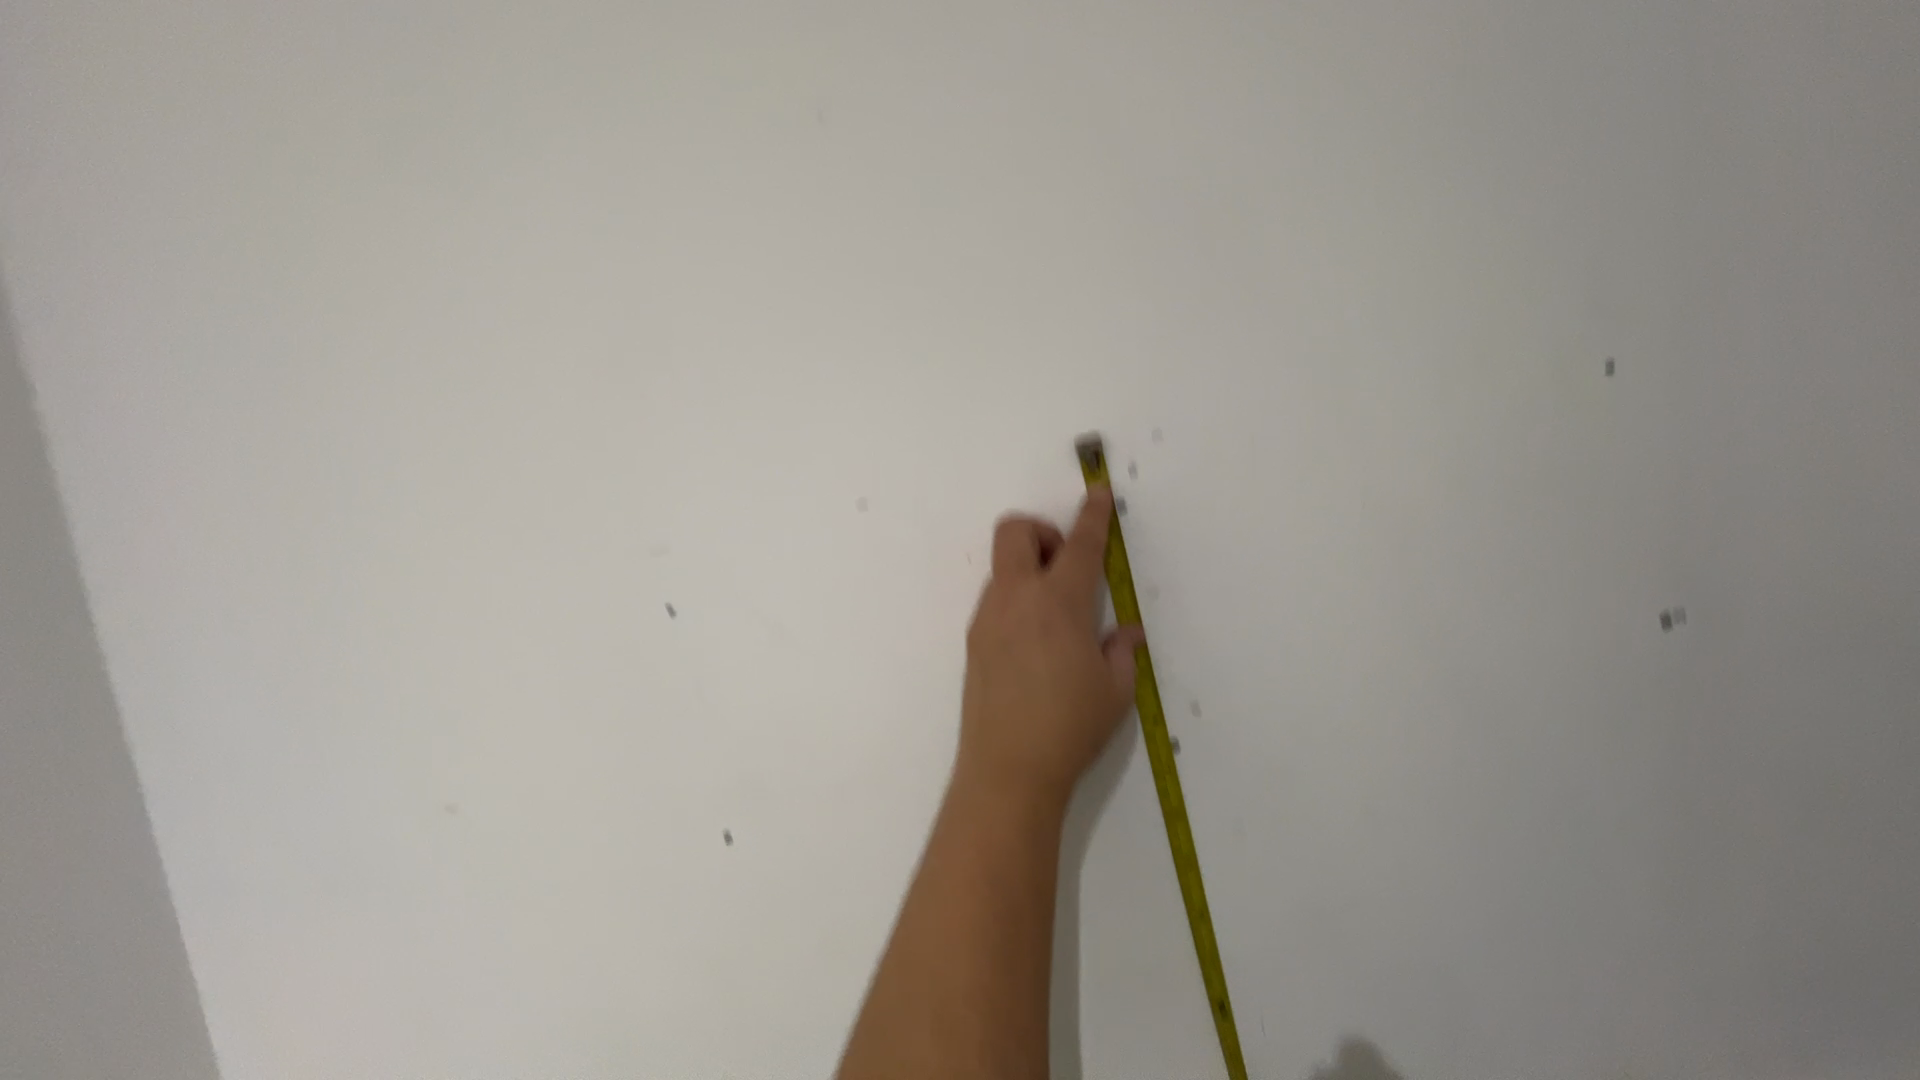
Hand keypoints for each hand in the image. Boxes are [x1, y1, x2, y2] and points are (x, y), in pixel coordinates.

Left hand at [956, 486, 1146, 805]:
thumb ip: (1122, 652)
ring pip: (1002, 569)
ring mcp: (988, 619)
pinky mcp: (973, 642)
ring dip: (1028, 571)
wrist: (1008, 769)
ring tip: (1054, 621)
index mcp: (1059, 602)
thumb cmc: (1071, 726)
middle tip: (1065, 568)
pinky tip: (1033, 647)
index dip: (1092, 515)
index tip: (1096, 493)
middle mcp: (1017, 599)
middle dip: (1041, 532)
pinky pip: (995, 602)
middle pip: (1015, 532)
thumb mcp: (1115, 690)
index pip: (1079, 545)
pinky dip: (1015, 602)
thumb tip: (1126, 633)